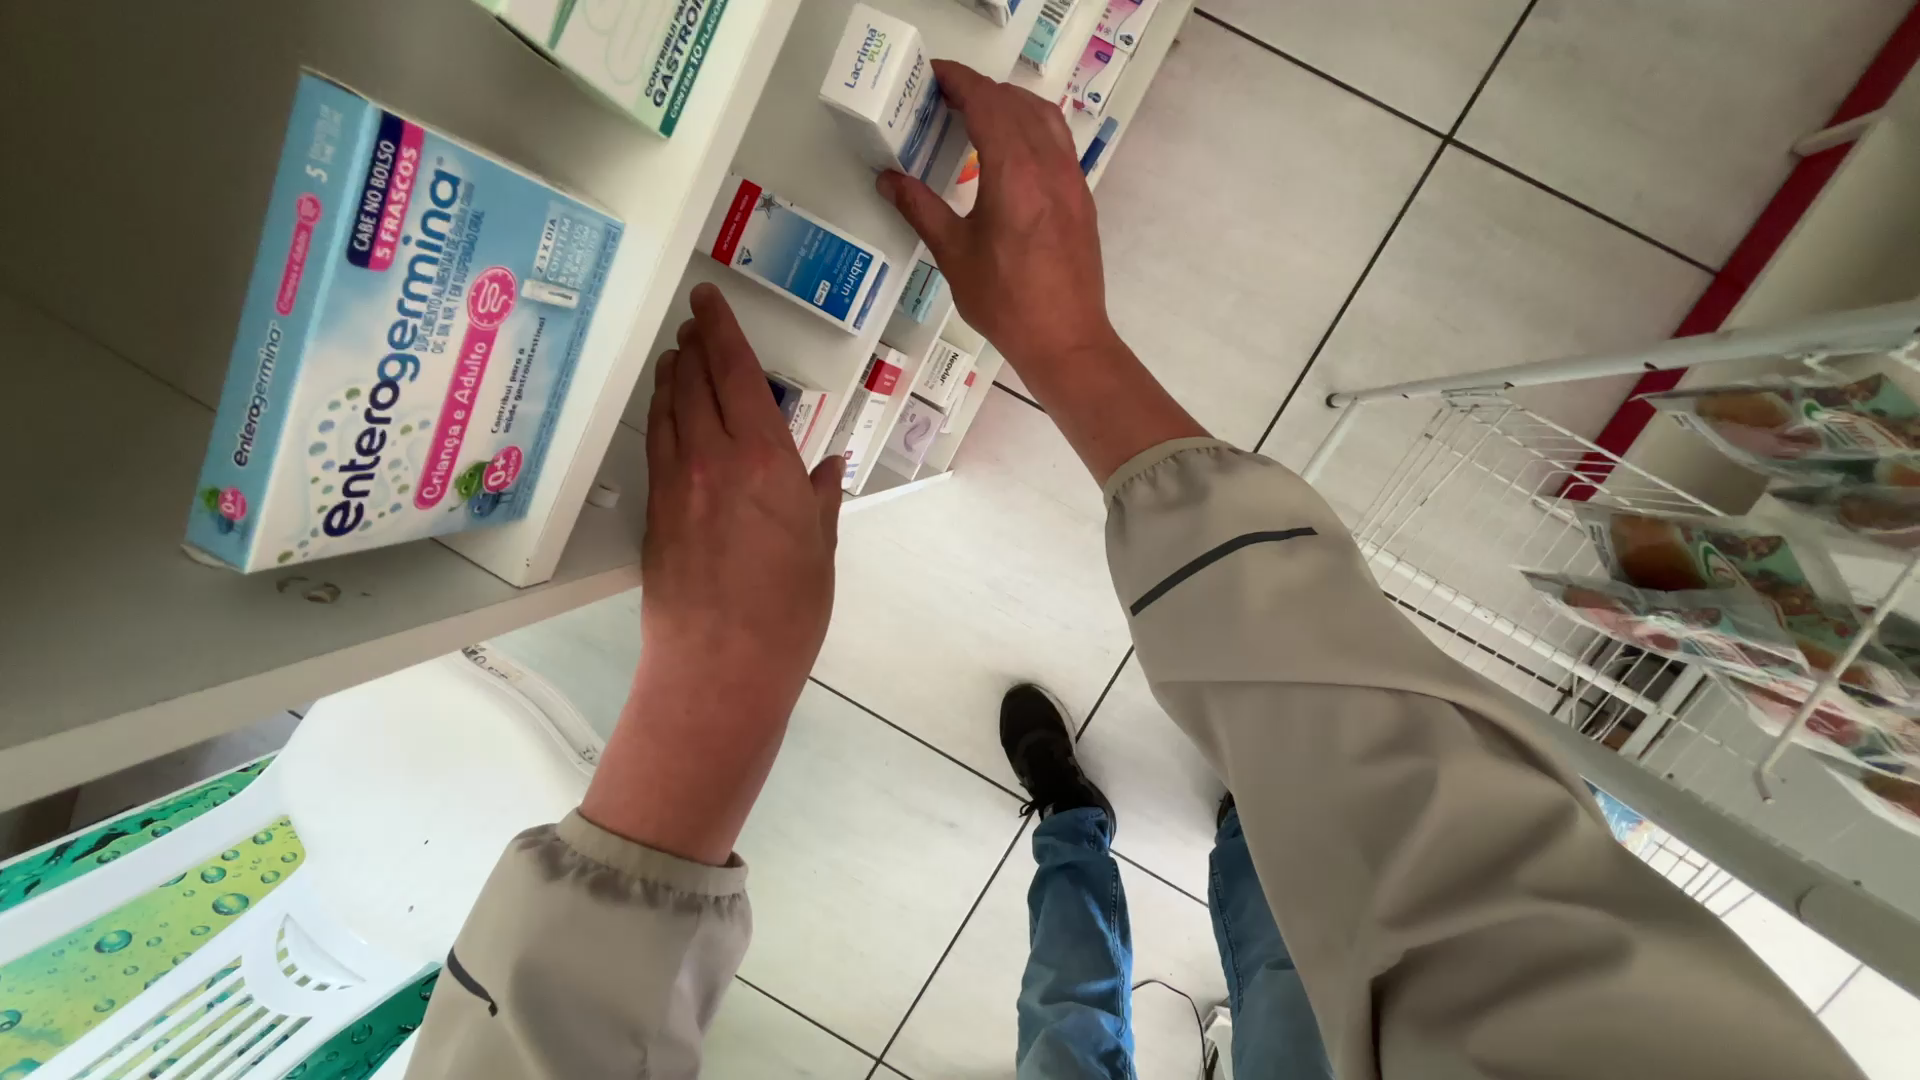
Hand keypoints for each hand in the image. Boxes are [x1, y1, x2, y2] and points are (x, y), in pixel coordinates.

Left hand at [638, 284, 841, 693]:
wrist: (722, 666)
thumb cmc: (790, 611)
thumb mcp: (821, 550)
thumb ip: (821, 499)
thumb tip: (829, 466)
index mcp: (766, 460)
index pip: (736, 374)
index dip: (720, 330)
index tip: (707, 300)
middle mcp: (714, 458)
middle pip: (693, 382)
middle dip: (692, 346)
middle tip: (692, 325)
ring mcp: (676, 485)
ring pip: (667, 411)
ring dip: (670, 378)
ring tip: (673, 359)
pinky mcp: (654, 514)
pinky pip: (657, 448)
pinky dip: (661, 419)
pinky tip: (666, 417)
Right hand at [878, 61, 1208, 483]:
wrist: (1064, 339)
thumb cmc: (1006, 303)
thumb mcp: (954, 255)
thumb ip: (921, 209)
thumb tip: (889, 180)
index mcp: (1013, 172)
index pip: (986, 103)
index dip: (958, 81)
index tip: (935, 77)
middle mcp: (1049, 165)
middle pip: (1016, 102)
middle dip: (981, 91)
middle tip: (948, 100)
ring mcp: (1072, 180)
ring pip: (1045, 117)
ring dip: (1012, 105)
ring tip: (981, 116)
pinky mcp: (1082, 199)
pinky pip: (1060, 143)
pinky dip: (1034, 129)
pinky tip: (1014, 153)